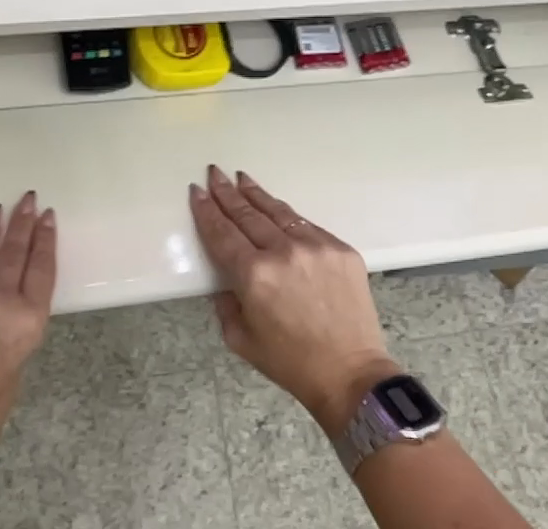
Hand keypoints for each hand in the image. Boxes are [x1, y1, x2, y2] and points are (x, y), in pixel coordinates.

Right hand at [188, 166, 398, 433]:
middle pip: (247, 214)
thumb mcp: (241, 339)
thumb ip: (226, 304)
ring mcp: (315, 246)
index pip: (222, 233)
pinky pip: (307, 225)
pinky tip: (276, 209)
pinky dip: (287, 216)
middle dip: (227, 193)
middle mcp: (283, 252)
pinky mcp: (340, 249)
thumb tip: (227, 281)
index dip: (206, 210)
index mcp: (254, 276)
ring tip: (241, 179)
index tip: (197, 192)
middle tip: (214, 174)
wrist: (351, 374)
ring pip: (278, 212)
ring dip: (256, 194)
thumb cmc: (291, 363)